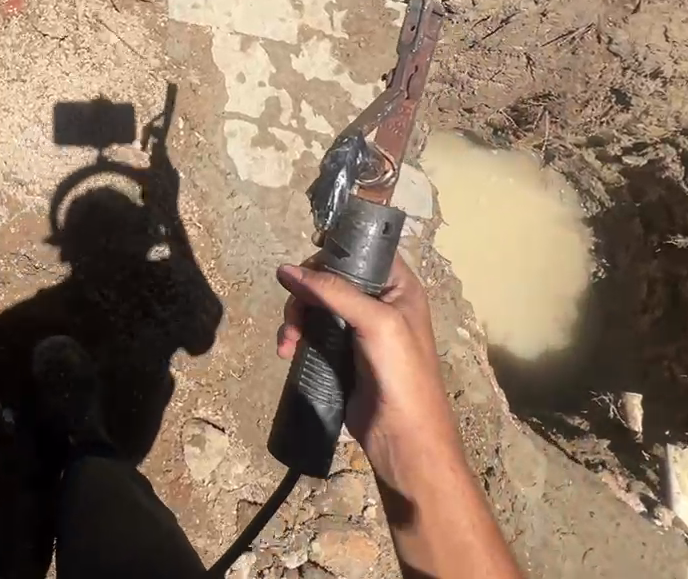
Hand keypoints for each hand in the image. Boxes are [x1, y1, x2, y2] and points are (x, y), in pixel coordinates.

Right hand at [276, 257, 522, 578]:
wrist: (404, 440)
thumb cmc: (402, 374)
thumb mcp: (375, 322)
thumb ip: (331, 291)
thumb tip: (284, 270)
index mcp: (398, 285)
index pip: (362, 248)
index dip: (334, 248)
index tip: (308, 259)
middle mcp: (378, 300)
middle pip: (328, 274)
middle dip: (305, 291)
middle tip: (295, 315)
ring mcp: (357, 325)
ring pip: (313, 300)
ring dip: (295, 316)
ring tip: (289, 342)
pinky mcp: (339, 349)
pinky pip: (309, 327)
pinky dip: (294, 334)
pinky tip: (288, 352)